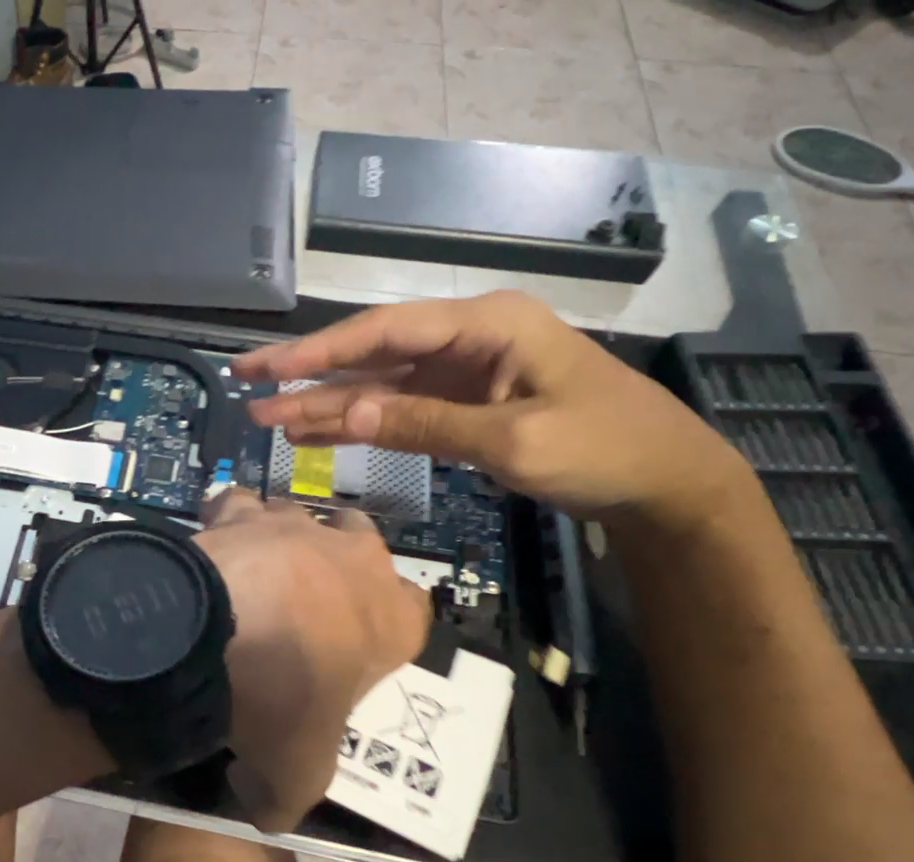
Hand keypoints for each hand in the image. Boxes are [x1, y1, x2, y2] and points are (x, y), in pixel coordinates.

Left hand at [192, 488, 430, 831]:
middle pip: (363, 550)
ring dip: (283, 543)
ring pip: (302, 520)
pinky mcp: (243, 509)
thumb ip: (290, 794)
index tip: (351, 656)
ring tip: (251, 578)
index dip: (384, 634)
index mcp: (393, 616)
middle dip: (342, 571)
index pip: (414, 615)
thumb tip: (269, 813)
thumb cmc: (281, 700)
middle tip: (304, 608)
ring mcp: (298, 525)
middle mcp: (355, 558)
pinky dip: (228, 521)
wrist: (216, 631)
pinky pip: (240, 504)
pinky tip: (210, 548)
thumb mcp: (296, 770)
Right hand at [237, 292, 754, 531]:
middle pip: (374, 351)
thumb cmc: (606, 450)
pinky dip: (360, 424)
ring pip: (380, 383)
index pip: (386, 331)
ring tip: (266, 417)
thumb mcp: (514, 440)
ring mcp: (466, 373)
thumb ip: (425, 423)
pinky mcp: (466, 405)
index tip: (267, 369)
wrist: (667, 485)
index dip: (320, 351)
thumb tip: (344, 415)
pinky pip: (400, 410)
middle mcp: (470, 339)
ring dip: (325, 402)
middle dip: (308, 371)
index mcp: (488, 325)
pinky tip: (316, 433)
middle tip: (246, 381)